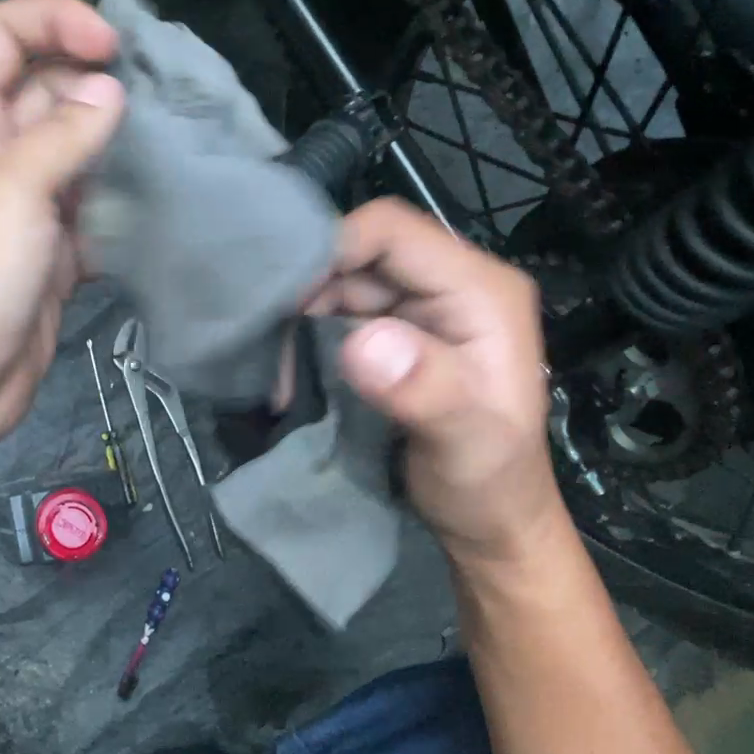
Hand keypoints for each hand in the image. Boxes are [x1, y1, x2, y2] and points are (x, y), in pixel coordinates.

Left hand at [0, 0, 125, 466]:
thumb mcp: (12, 194)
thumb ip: (63, 135)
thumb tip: (109, 91)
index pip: (1, 38)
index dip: (53, 21)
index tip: (111, 45)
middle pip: (47, 93)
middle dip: (96, 88)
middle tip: (155, 105)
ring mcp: (23, 210)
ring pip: (75, 155)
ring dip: (115, 150)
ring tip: (167, 152)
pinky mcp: (49, 255)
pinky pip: (89, 215)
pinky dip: (117, 211)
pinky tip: (152, 214)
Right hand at [308, 199, 563, 561]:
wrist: (490, 522)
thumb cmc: (488, 483)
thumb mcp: (466, 443)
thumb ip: (425, 390)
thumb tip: (362, 341)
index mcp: (478, 290)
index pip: (391, 231)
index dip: (330, 251)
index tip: (280, 300)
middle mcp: (449, 286)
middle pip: (360, 254)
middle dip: (307, 288)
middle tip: (264, 336)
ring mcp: (420, 310)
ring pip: (342, 283)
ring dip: (301, 316)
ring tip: (275, 363)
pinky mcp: (396, 336)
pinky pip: (340, 315)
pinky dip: (307, 337)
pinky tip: (290, 371)